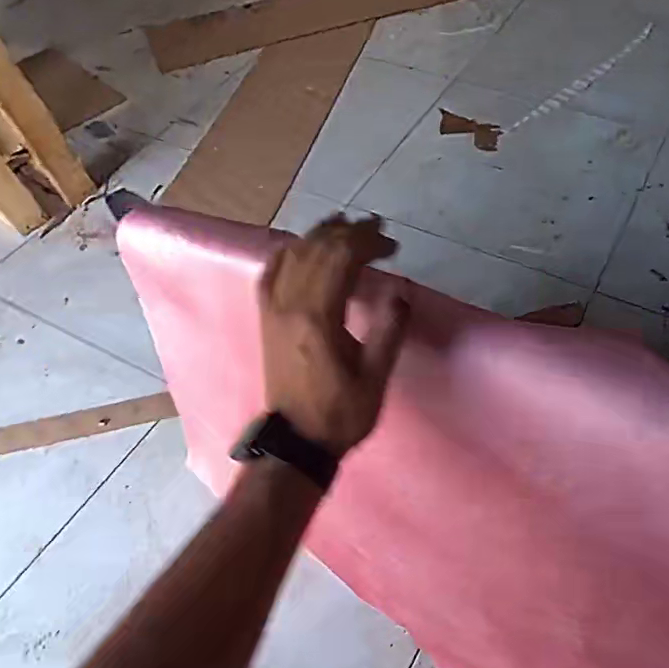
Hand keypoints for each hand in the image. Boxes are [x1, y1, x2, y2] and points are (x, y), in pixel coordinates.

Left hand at [258, 214, 408, 454]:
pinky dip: (288, 253)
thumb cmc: (341, 413)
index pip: (341, 260)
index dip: (368, 244)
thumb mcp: (375, 377)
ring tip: (345, 225)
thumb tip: (401, 291)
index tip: (392, 246)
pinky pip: (271, 272)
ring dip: (320, 235)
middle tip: (376, 228)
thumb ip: (389, 331)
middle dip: (348, 233)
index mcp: (318, 318)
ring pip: (293, 255)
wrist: (298, 441)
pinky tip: (299, 247)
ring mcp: (273, 310)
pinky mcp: (266, 319)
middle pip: (317, 250)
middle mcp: (290, 305)